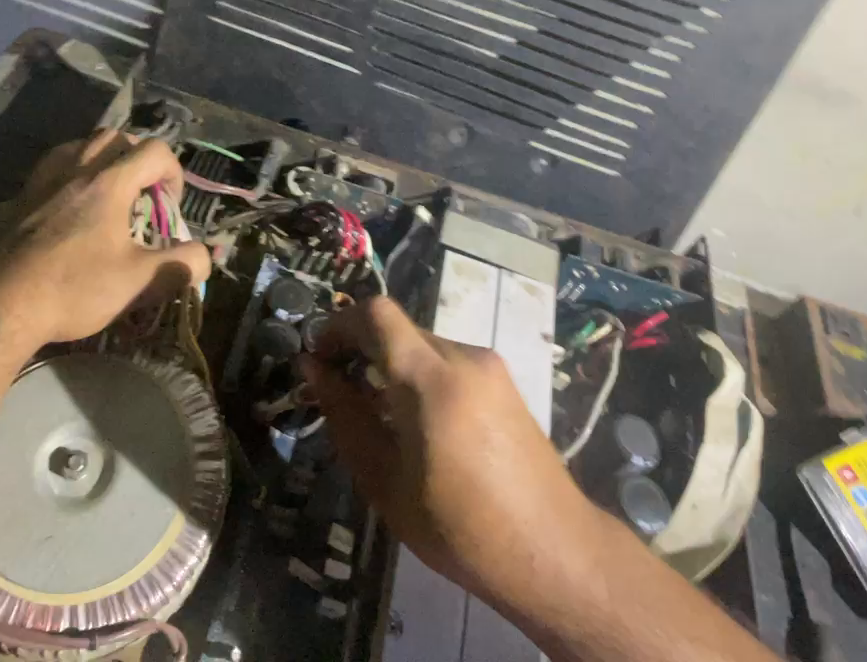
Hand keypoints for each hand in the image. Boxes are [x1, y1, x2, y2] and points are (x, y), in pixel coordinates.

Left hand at [0, 130, 210, 352]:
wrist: (2, 308)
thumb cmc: (76, 289)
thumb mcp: (141, 283)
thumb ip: (183, 265)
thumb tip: (206, 255)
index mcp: (109, 183)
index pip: (154, 151)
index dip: (173, 173)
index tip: (169, 207)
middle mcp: (74, 171)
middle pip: (113, 137)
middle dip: (136, 157)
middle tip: (141, 194)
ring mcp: (38, 184)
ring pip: (74, 147)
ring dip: (98, 161)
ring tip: (104, 194)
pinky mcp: (13, 203)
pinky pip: (44, 176)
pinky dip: (62, 183)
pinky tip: (62, 214)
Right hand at [302, 295, 600, 609]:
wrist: (554, 553)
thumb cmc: (458, 526)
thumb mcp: (383, 478)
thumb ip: (344, 414)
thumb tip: (312, 368)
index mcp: (430, 378)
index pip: (375, 313)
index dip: (337, 326)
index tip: (319, 360)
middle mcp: (464, 356)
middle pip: (398, 329)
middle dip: (361, 349)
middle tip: (340, 394)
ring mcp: (491, 367)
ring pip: (423, 345)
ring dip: (391, 365)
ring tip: (379, 418)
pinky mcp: (506, 383)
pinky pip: (449, 363)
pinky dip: (422, 378)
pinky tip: (420, 426)